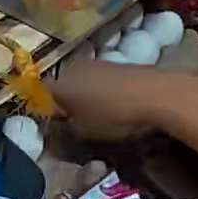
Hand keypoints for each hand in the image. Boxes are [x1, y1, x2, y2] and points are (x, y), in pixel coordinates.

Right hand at [50, 61, 191, 140]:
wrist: (157, 93)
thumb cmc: (114, 116)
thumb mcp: (84, 133)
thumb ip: (63, 133)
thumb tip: (54, 135)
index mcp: (58, 85)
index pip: (41, 98)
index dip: (47, 115)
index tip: (58, 130)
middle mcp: (72, 69)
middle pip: (62, 89)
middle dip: (67, 105)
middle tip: (78, 126)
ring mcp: (95, 63)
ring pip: (82, 83)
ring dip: (86, 99)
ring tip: (100, 118)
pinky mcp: (116, 64)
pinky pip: (100, 81)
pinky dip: (103, 93)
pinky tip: (117, 106)